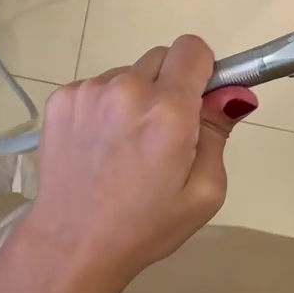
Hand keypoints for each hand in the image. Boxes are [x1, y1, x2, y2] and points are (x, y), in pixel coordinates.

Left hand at [11, 35, 259, 292]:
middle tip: (162, 131)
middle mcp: (127, 88)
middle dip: (168, 86)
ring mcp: (88, 90)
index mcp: (168, 110)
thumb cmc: (146, 226)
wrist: (72, 244)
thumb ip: (219, 132)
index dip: (201, 69)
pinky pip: (95, 87)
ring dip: (133, 97)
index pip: (192, 48)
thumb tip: (232, 92)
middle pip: (160, 58)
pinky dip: (102, 107)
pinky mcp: (61, 98)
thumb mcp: (203, 192)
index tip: (197, 97)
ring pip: (126, 74)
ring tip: (123, 145)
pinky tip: (97, 145)